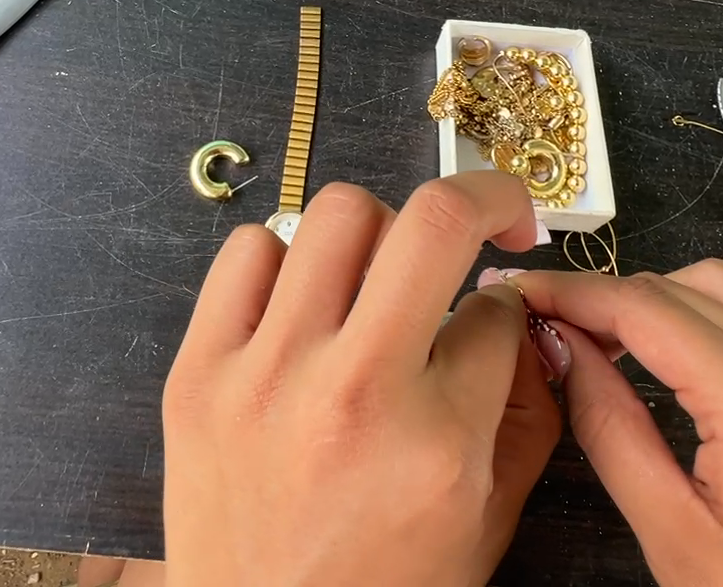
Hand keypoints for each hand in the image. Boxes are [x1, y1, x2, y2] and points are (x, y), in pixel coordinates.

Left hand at [162, 174, 561, 586]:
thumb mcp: (486, 523)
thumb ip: (525, 410)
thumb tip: (518, 310)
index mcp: (438, 445)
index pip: (495, 311)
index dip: (504, 301)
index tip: (491, 309)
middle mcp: (353, 393)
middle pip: (432, 220)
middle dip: (483, 199)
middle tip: (487, 217)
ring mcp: (265, 374)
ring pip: (339, 213)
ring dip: (378, 229)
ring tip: (376, 273)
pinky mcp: (197, 370)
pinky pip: (250, 249)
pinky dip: (284, 257)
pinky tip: (299, 303)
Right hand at [507, 260, 722, 586]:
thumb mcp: (675, 540)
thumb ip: (608, 427)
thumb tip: (561, 343)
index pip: (642, 309)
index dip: (571, 290)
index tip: (521, 289)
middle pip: (680, 287)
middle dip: (608, 296)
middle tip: (559, 329)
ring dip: (667, 296)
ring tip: (626, 339)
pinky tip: (715, 337)